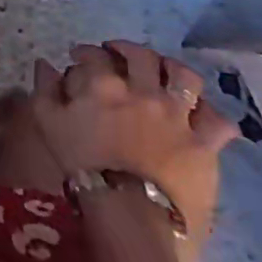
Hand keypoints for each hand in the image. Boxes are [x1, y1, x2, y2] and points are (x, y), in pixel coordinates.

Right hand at [32, 42, 236, 238]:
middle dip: (127, 49)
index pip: (95, 55)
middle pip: (141, 56)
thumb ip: (45, 89)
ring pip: (184, 77)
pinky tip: (200, 113)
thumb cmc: (83, 166)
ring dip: (173, 69)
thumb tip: (44, 63)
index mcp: (104, 84)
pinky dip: (210, 113)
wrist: (129, 212)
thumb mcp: (48, 124)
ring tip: (164, 72)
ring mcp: (177, 115)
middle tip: (119, 54)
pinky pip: (217, 121)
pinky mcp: (204, 143)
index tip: (80, 57)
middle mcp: (144, 89)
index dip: (86, 53)